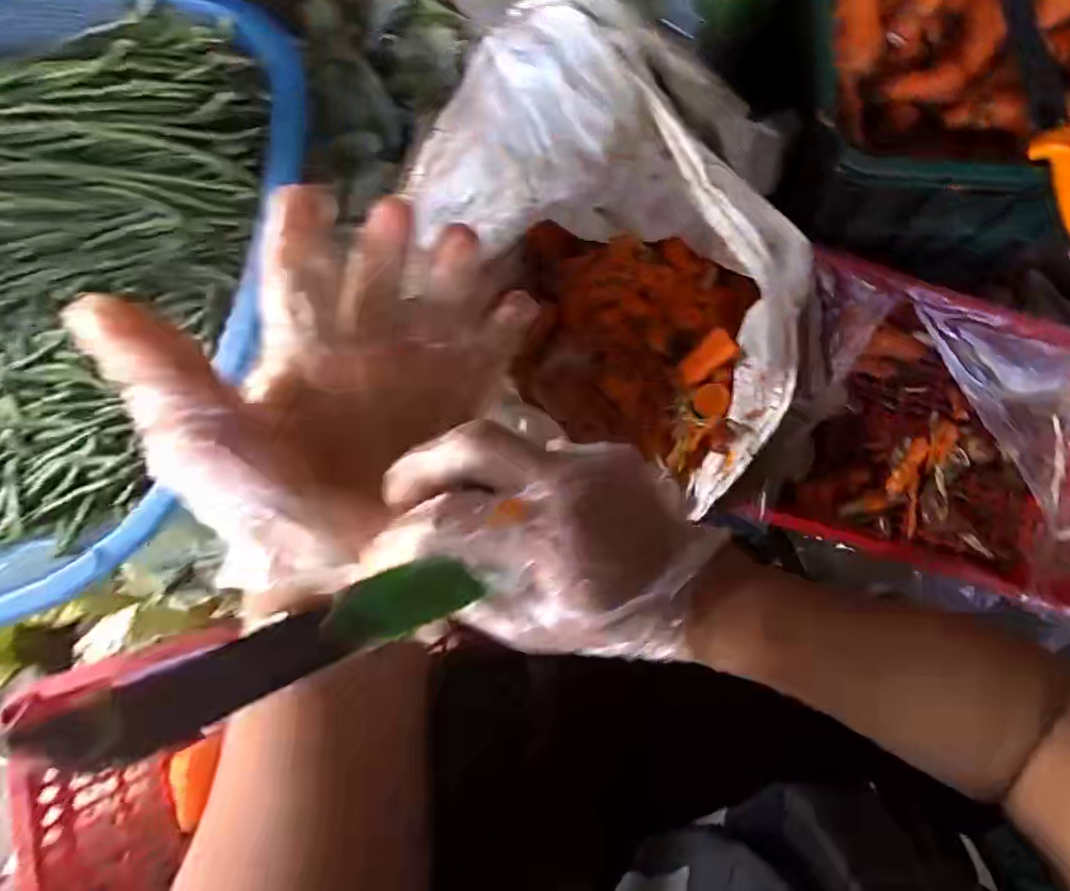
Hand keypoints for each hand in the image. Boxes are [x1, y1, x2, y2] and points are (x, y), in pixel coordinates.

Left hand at [64, 186, 537, 591]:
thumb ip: (164, 377)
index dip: (299, 238)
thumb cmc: (273, 506)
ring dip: (454, 275)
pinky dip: (507, 329)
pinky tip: (522, 304)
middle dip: (387, 246)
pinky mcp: (465, 403)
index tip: (305, 192)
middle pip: (378, 287)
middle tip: (399, 209)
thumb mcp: (204, 445)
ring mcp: (421, 379)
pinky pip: (491, 356)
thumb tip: (92, 303)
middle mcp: (366, 359)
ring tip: (465, 240)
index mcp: (301, 361)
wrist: (352, 564)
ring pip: (441, 309)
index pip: (298, 285)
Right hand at [364, 420, 726, 659]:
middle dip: (419, 465)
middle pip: (472, 442)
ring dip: (470, 468)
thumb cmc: (612, 619)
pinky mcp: (611, 451)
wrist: (693, 584)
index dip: (397, 539)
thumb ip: (469, 599)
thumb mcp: (534, 628)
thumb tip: (410, 582)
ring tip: (462, 499)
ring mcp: (591, 459)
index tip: (377, 555)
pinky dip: (521, 475)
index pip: (447, 523)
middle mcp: (565, 484)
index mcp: (545, 541)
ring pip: (508, 442)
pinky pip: (546, 453)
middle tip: (401, 494)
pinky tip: (528, 503)